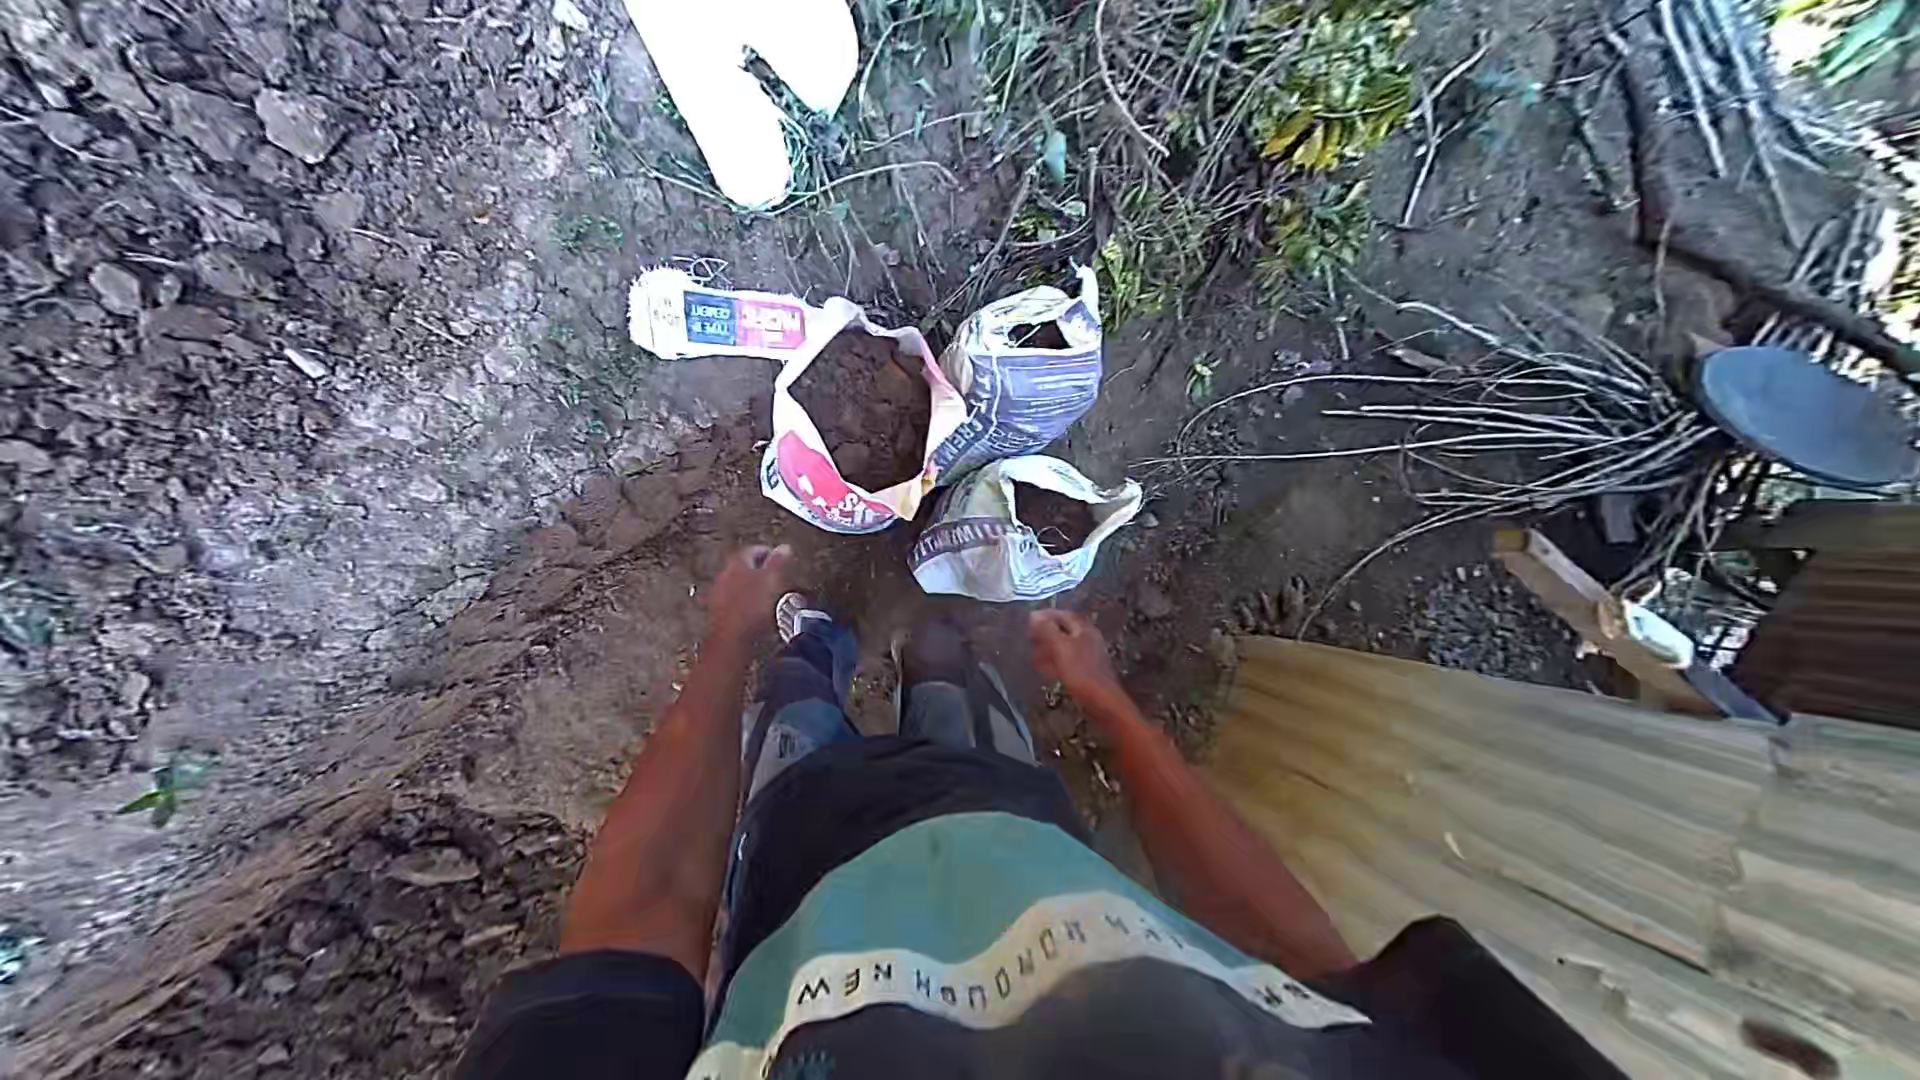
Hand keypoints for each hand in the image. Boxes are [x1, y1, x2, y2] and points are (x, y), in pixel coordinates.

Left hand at [705, 545, 792, 646]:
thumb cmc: (751, 608)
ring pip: (737, 584)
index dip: (767, 552)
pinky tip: (754, 611)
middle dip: (758, 569)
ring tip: (766, 593)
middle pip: (742, 566)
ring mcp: (719, 595)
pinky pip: (733, 602)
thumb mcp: (772, 580)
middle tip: (773, 573)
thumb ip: (778, 562)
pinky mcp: (718, 613)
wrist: (732, 640)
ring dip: (750, 586)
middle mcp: (724, 576)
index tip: (779, 556)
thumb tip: (784, 547)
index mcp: (737, 564)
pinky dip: (744, 602)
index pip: (752, 550)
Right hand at [1028, 609, 1122, 703]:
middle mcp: (1087, 638)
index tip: (1029, 620)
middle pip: (1062, 630)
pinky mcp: (1085, 671)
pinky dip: (1054, 662)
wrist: (1102, 701)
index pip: (1062, 615)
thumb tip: (1034, 615)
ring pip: (1063, 646)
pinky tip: (1044, 670)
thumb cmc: (1081, 672)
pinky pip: (1066, 661)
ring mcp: (1087, 655)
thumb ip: (1047, 630)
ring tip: (1033, 656)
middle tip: (1029, 639)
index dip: (1045, 616)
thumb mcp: (1060, 648)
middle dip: (1044, 633)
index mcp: (1083, 629)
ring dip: (1047, 649)